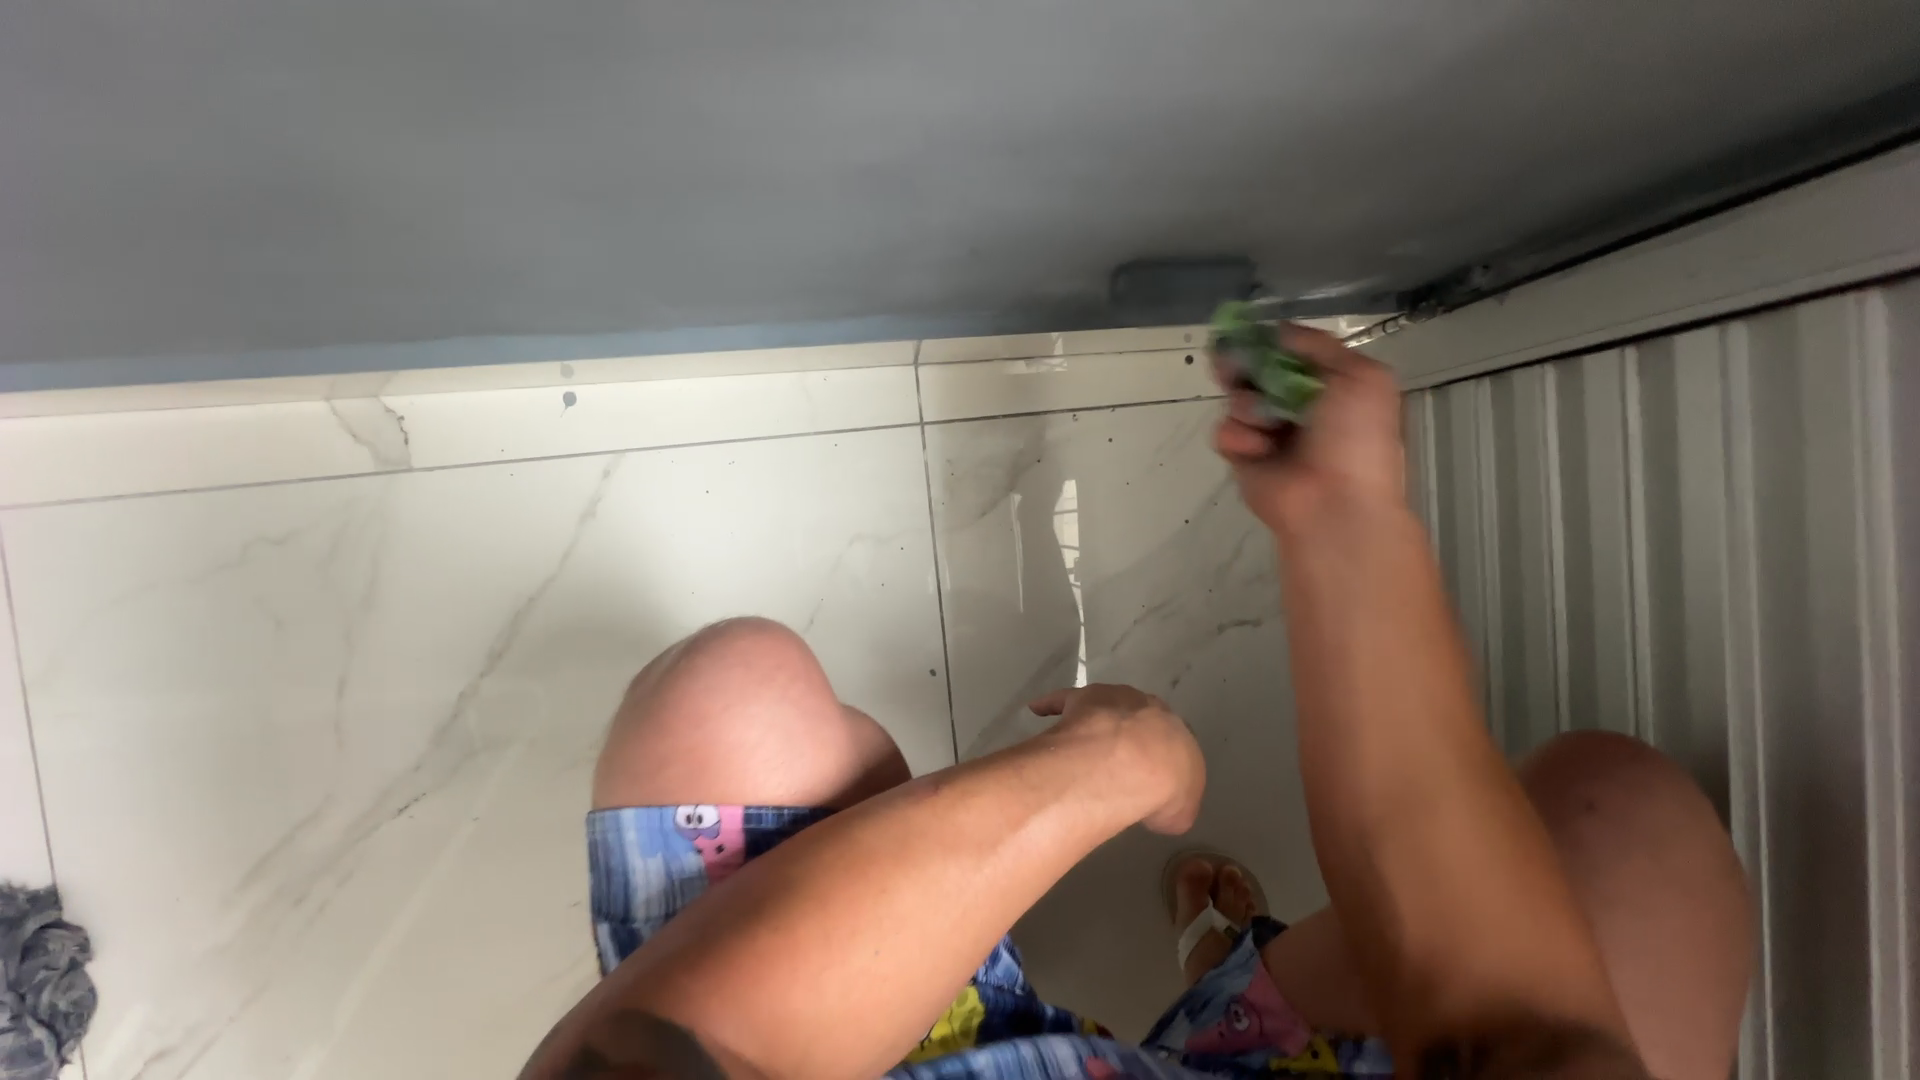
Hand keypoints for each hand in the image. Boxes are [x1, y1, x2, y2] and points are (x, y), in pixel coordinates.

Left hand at [1028, 684, 1203, 833]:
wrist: (1134, 761)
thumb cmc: (1162, 791)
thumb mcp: (1177, 814)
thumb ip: (1168, 809)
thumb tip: (1155, 812)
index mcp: (1180, 738)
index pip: (1170, 744)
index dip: (1156, 760)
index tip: (1144, 776)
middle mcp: (1152, 710)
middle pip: (1140, 719)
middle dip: (1129, 736)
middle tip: (1115, 759)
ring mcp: (1116, 699)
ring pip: (1106, 705)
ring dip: (1098, 719)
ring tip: (1082, 738)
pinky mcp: (1084, 697)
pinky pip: (1065, 698)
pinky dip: (1053, 704)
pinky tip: (1039, 709)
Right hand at [1212, 322, 1405, 535]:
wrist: (1334, 502)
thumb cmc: (1357, 438)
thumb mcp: (1360, 376)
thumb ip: (1319, 346)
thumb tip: (1277, 330)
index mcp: (1330, 386)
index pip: (1291, 353)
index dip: (1270, 342)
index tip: (1249, 332)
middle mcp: (1297, 406)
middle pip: (1257, 372)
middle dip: (1242, 364)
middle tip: (1228, 361)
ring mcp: (1267, 432)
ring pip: (1237, 398)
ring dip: (1246, 403)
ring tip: (1265, 422)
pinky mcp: (1243, 457)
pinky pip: (1225, 432)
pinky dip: (1237, 436)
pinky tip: (1257, 448)